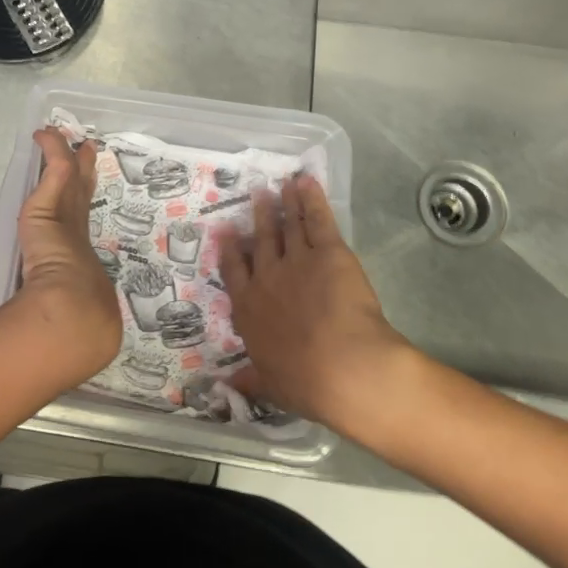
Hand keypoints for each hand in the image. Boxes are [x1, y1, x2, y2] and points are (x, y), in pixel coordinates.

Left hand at [14, 128, 120, 372]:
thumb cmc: (74, 329)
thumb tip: (72, 349)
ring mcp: (69, 222)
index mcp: (83, 269)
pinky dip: (50, 151)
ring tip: (65, 137)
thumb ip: (70, 331)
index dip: (84, 213)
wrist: (73, 320)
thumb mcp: (73, 329)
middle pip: (82, 200)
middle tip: (89, 153)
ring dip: (66, 158)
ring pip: (67, 181)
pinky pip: (53, 171)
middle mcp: (81, 240)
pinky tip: (44, 135)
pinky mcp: (51, 209)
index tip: (88, 199)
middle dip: (85, 177)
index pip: (82, 233)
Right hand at [215, 174, 421, 443]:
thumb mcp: (268, 385)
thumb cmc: (304, 381)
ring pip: (287, 226)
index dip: (231, 251)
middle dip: (258, 218)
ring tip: (279, 186)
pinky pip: (317, 220)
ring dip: (283, 204)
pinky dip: (312, 199)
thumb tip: (225, 385)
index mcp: (249, 309)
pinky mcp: (329, 252)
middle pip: (261, 241)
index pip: (235, 272)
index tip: (228, 234)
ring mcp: (296, 261)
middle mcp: (267, 279)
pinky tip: (307, 182)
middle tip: (256, 196)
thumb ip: (249, 380)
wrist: (343, 366)